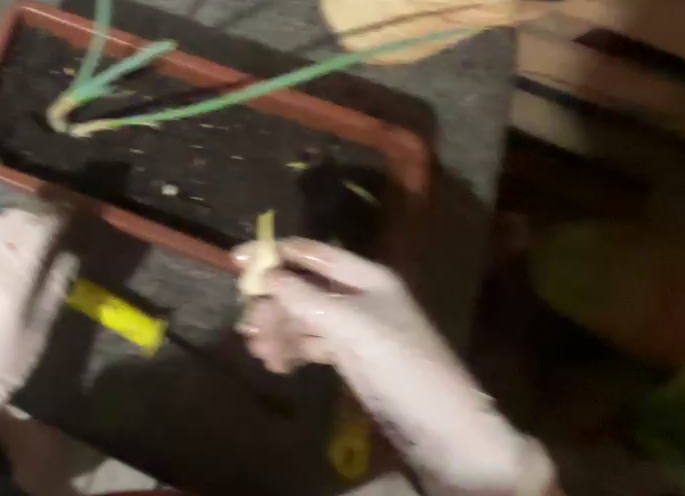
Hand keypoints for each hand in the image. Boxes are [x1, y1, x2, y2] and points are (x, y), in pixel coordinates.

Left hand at [0, 209, 78, 421]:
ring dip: (18, 220)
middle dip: (40, 216)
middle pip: (17, 217)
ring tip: (32, 234)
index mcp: (12, 275)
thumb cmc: (1, 364)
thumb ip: (56, 284)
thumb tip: (70, 253)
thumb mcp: (39, 330)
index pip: (40, 227)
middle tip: (56, 227)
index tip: (73, 215)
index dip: (59, 216)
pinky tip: (4, 242)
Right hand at [234, 239, 553, 495]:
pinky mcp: (350, 358)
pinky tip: (276, 364)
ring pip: (302, 318)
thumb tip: (265, 273)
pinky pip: (310, 344)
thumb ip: (305, 297)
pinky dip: (291, 350)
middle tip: (247, 324)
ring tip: (259, 351)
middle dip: (273, 303)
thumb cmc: (402, 365)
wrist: (447, 432)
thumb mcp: (351, 326)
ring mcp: (354, 328)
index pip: (310, 252)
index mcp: (365, 276)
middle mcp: (357, 295)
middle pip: (301, 287)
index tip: (236, 260)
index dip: (273, 253)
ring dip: (278, 330)